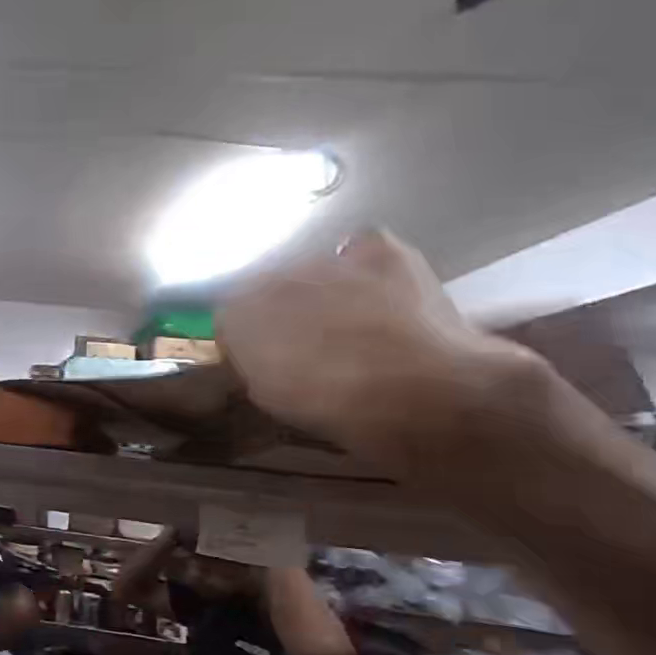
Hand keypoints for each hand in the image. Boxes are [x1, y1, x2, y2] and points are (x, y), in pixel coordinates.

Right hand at [212, 231, 546, 475]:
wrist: (426, 393)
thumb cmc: (339, 408)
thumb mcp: (272, 399)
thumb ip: (250, 365)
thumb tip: (252, 353)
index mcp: (240, 314)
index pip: (229, 319)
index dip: (247, 343)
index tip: (268, 364)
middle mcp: (273, 276)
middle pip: (266, 289)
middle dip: (280, 312)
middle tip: (308, 346)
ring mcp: (327, 260)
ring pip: (309, 269)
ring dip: (318, 291)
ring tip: (348, 323)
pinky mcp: (379, 251)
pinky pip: (357, 246)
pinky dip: (358, 261)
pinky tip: (371, 284)